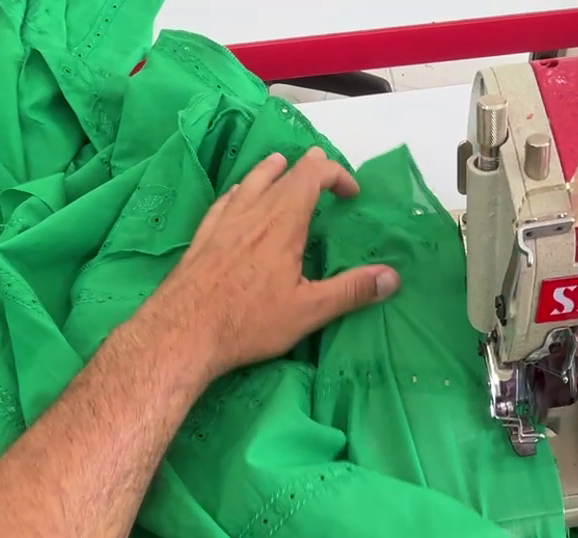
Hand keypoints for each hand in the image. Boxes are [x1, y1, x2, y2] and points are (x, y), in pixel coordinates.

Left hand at [123, 147, 399, 385]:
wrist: (184, 331)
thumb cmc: (250, 321)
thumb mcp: (309, 311)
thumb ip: (351, 291)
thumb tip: (392, 278)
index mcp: (283, 221)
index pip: (314, 175)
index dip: (337, 175)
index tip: (352, 194)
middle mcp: (254, 209)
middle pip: (284, 172)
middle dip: (310, 170)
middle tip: (325, 179)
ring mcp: (225, 219)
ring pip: (251, 179)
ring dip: (273, 170)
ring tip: (282, 166)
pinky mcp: (204, 234)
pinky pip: (227, 199)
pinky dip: (242, 190)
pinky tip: (238, 196)